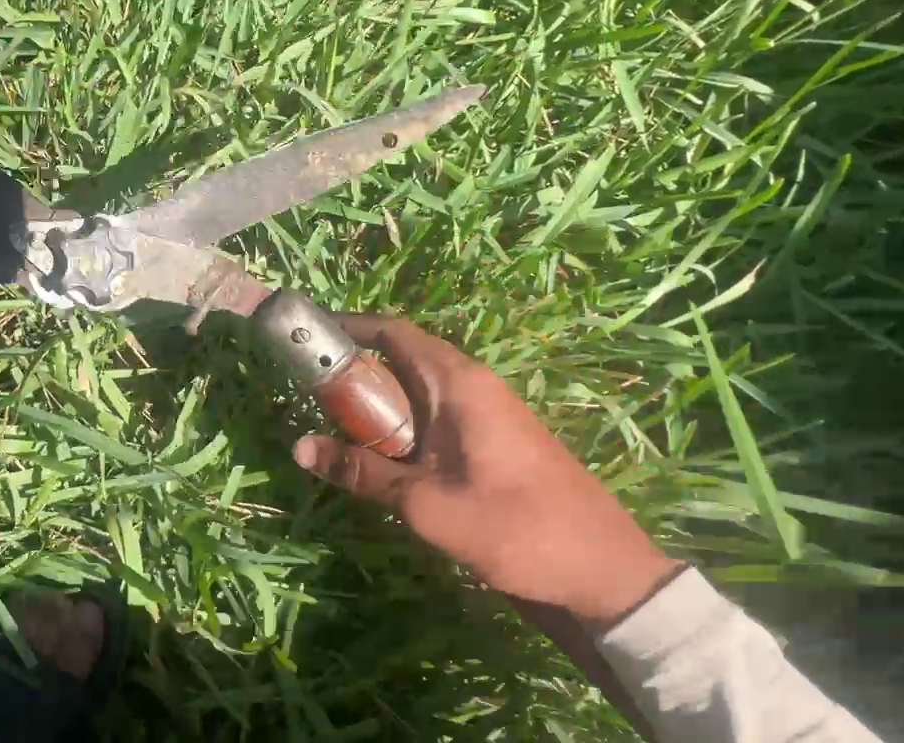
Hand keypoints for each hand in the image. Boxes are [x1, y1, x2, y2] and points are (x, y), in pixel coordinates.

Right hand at [292, 315, 678, 630]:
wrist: (606, 575)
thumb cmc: (513, 527)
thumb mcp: (425, 502)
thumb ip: (361, 471)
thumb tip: (298, 448)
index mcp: (458, 382)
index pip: (391, 331)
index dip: (346, 327)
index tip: (307, 340)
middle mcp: (473, 383)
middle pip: (401, 355)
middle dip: (354, 367)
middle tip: (311, 390)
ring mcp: (488, 409)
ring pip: (417, 385)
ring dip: (377, 397)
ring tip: (335, 420)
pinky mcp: (495, 435)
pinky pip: (435, 409)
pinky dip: (401, 418)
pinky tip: (383, 451)